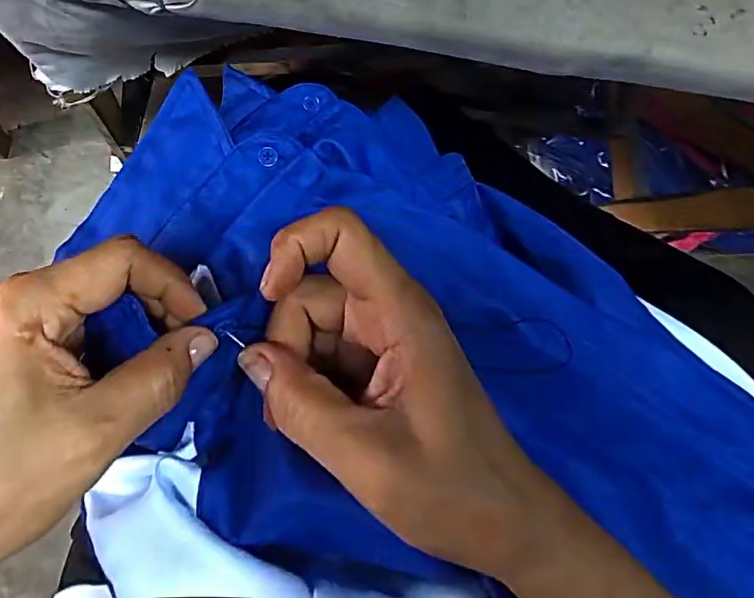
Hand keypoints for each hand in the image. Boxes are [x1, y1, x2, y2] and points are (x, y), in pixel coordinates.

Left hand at [0, 238, 214, 597]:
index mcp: (34, 300)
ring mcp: (26, 319)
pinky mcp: (31, 344)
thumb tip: (207, 336)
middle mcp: (28, 295)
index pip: (124, 259)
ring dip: (147, 326)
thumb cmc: (6, 482)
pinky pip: (94, 323)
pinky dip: (126, 342)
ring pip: (109, 298)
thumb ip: (160, 374)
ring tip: (169, 363)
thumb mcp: (98, 429)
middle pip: (118, 273)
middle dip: (162, 305)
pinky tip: (138, 373)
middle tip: (190, 347)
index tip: (201, 326)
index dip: (172, 284)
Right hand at [238, 208, 665, 596]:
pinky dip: (307, 381)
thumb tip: (251, 359)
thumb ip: (300, 406)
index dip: (297, 246)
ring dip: (293, 367)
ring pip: (314, 324)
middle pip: (314, 289)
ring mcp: (384, 335)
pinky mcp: (379, 362)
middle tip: (285, 407)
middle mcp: (390, 308)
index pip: (343, 232)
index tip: (268, 297)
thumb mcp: (366, 458)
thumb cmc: (448, 488)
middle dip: (286, 340)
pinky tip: (316, 425)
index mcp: (399, 308)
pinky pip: (325, 351)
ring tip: (302, 426)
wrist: (503, 520)